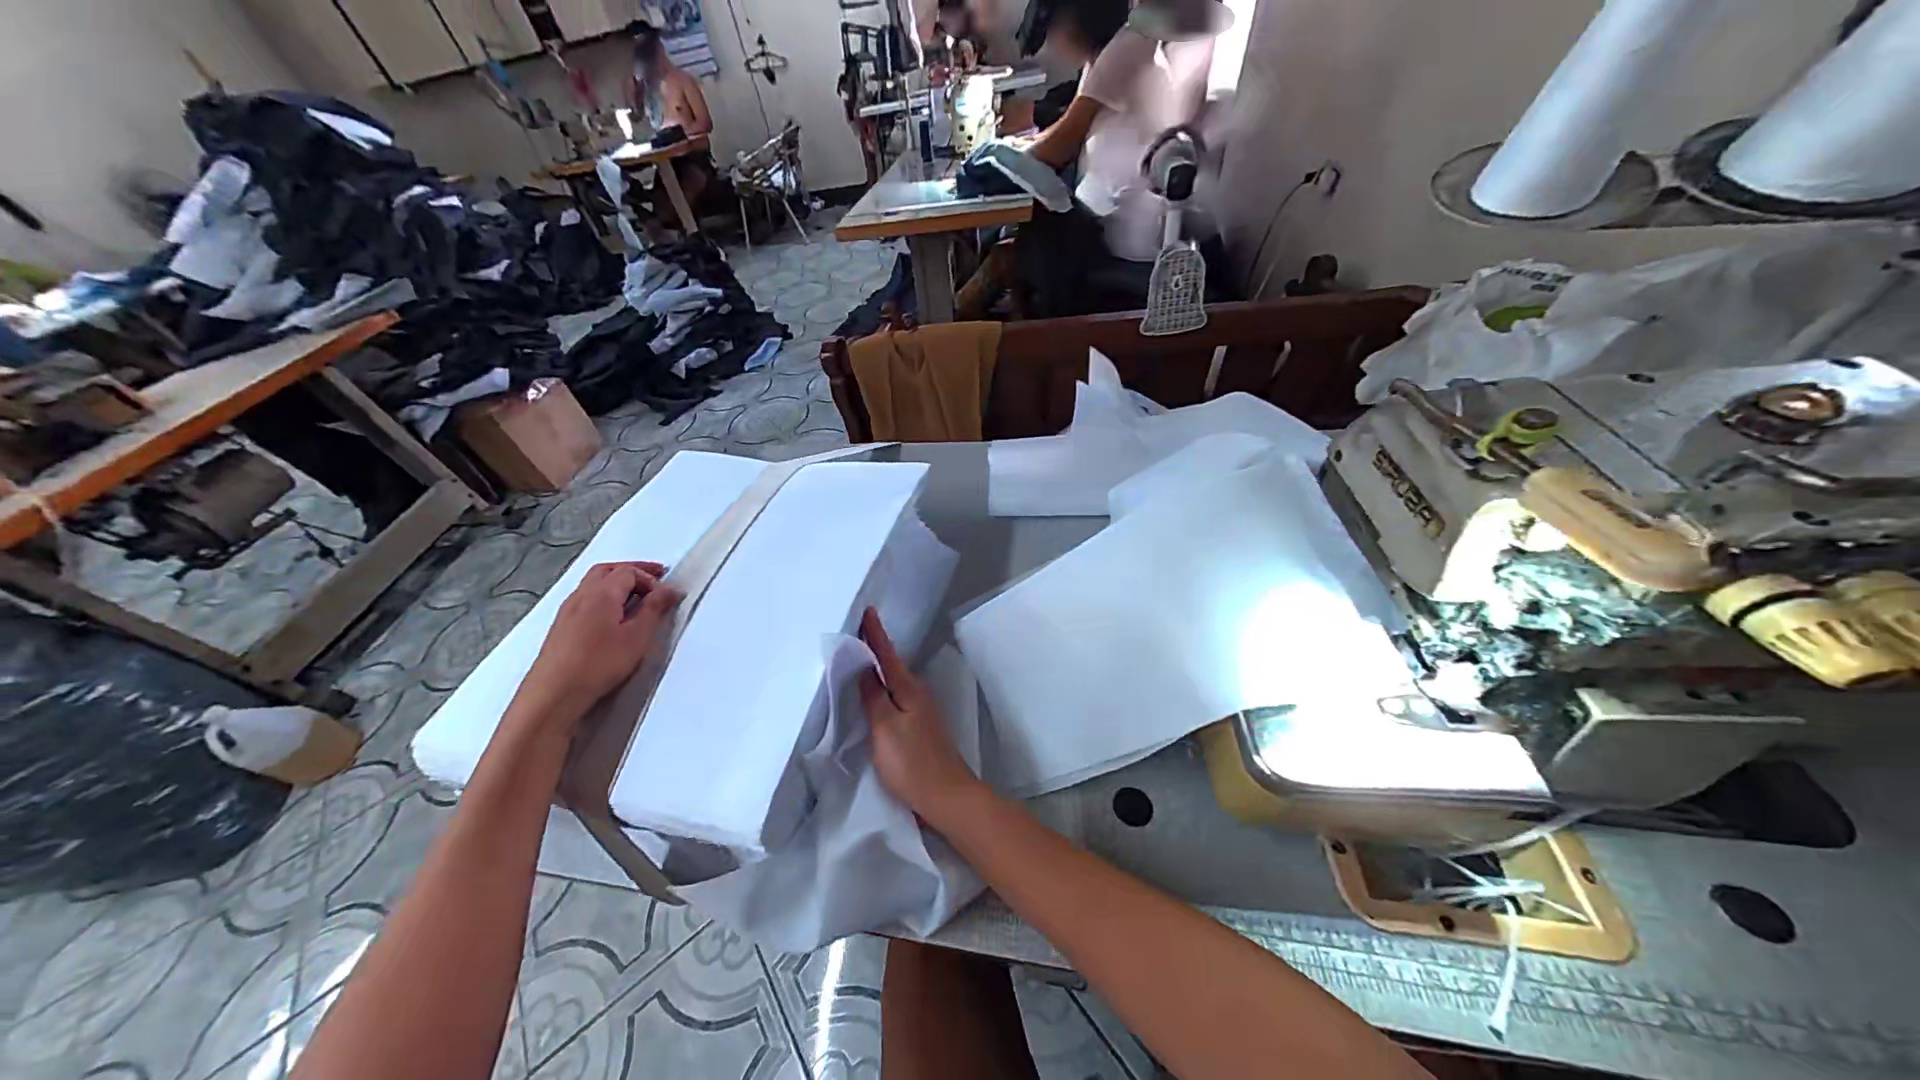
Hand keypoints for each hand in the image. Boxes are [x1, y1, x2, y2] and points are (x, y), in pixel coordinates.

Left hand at [522, 562, 682, 716]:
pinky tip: (611, 616)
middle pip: (608, 570)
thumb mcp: (637, 636)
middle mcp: (581, 595)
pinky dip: (603, 597)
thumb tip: (669, 590)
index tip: (668, 593)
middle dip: (632, 570)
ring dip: (616, 582)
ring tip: (635, 596)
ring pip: (593, 583)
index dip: (651, 577)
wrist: (555, 693)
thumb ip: (654, 609)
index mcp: (601, 593)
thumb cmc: (598, 663)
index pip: (629, 571)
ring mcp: (567, 610)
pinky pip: (585, 599)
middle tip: (654, 578)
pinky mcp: (560, 626)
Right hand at [859, 608, 983, 824]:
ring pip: (893, 684)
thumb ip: (873, 695)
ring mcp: (920, 712)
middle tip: (854, 633)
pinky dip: (882, 692)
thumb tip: (865, 666)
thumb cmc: (912, 762)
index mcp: (908, 689)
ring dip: (877, 671)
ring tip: (858, 660)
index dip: (875, 634)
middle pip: (891, 666)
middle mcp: (916, 694)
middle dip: (874, 649)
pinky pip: (895, 701)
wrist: (946, 797)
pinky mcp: (918, 729)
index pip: (887, 654)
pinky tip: (873, 697)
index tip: (867, 610)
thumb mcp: (885, 726)